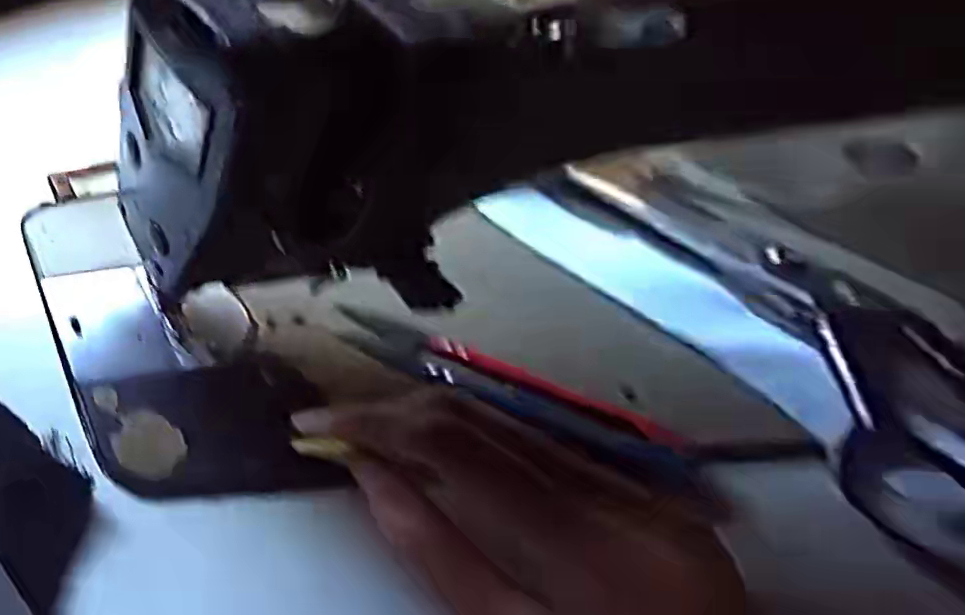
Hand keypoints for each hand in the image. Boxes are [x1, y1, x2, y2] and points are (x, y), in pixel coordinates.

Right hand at [296, 390, 746, 614]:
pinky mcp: (649, 492)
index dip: (372, 422)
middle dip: (390, 412)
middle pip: (472, 415)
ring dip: (422, 416)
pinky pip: (533, 439)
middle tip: (334, 424)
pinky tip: (436, 447)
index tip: (316, 424)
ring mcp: (646, 491)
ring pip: (499, 416)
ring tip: (373, 431)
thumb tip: (362, 469)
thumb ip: (435, 552)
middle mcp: (626, 499)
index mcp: (597, 547)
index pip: (451, 442)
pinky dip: (471, 433)